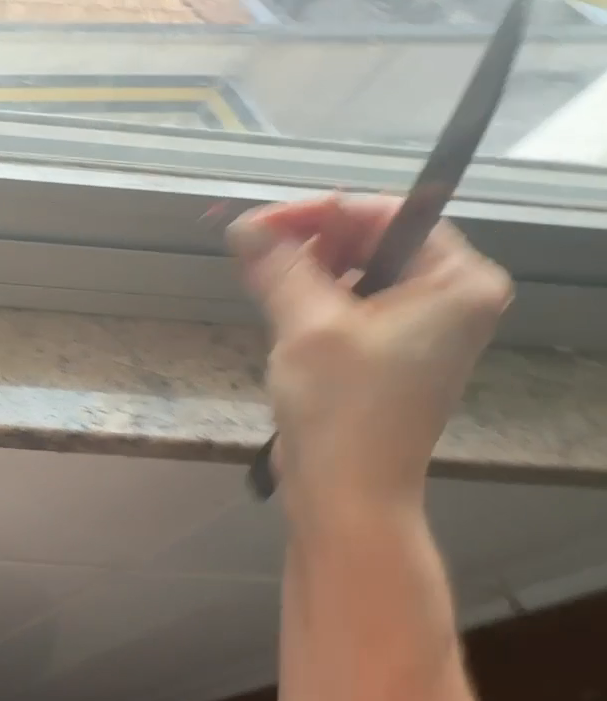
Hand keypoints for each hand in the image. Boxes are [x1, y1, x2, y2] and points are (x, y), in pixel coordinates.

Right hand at [229, 194, 512, 514]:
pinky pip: (350, 309)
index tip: (254, 225)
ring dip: (305, 274)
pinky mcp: (389, 355)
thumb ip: (281, 269)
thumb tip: (244, 225)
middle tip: (250, 254)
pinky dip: (311, 303)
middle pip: (375, 242)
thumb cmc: (342, 405)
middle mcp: (451, 297)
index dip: (319, 213)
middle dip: (310, 243)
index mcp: (457, 280)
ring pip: (357, 276)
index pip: (390, 215)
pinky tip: (278, 313)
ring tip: (259, 285)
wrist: (347, 487)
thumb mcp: (308, 326)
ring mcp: (421, 328)